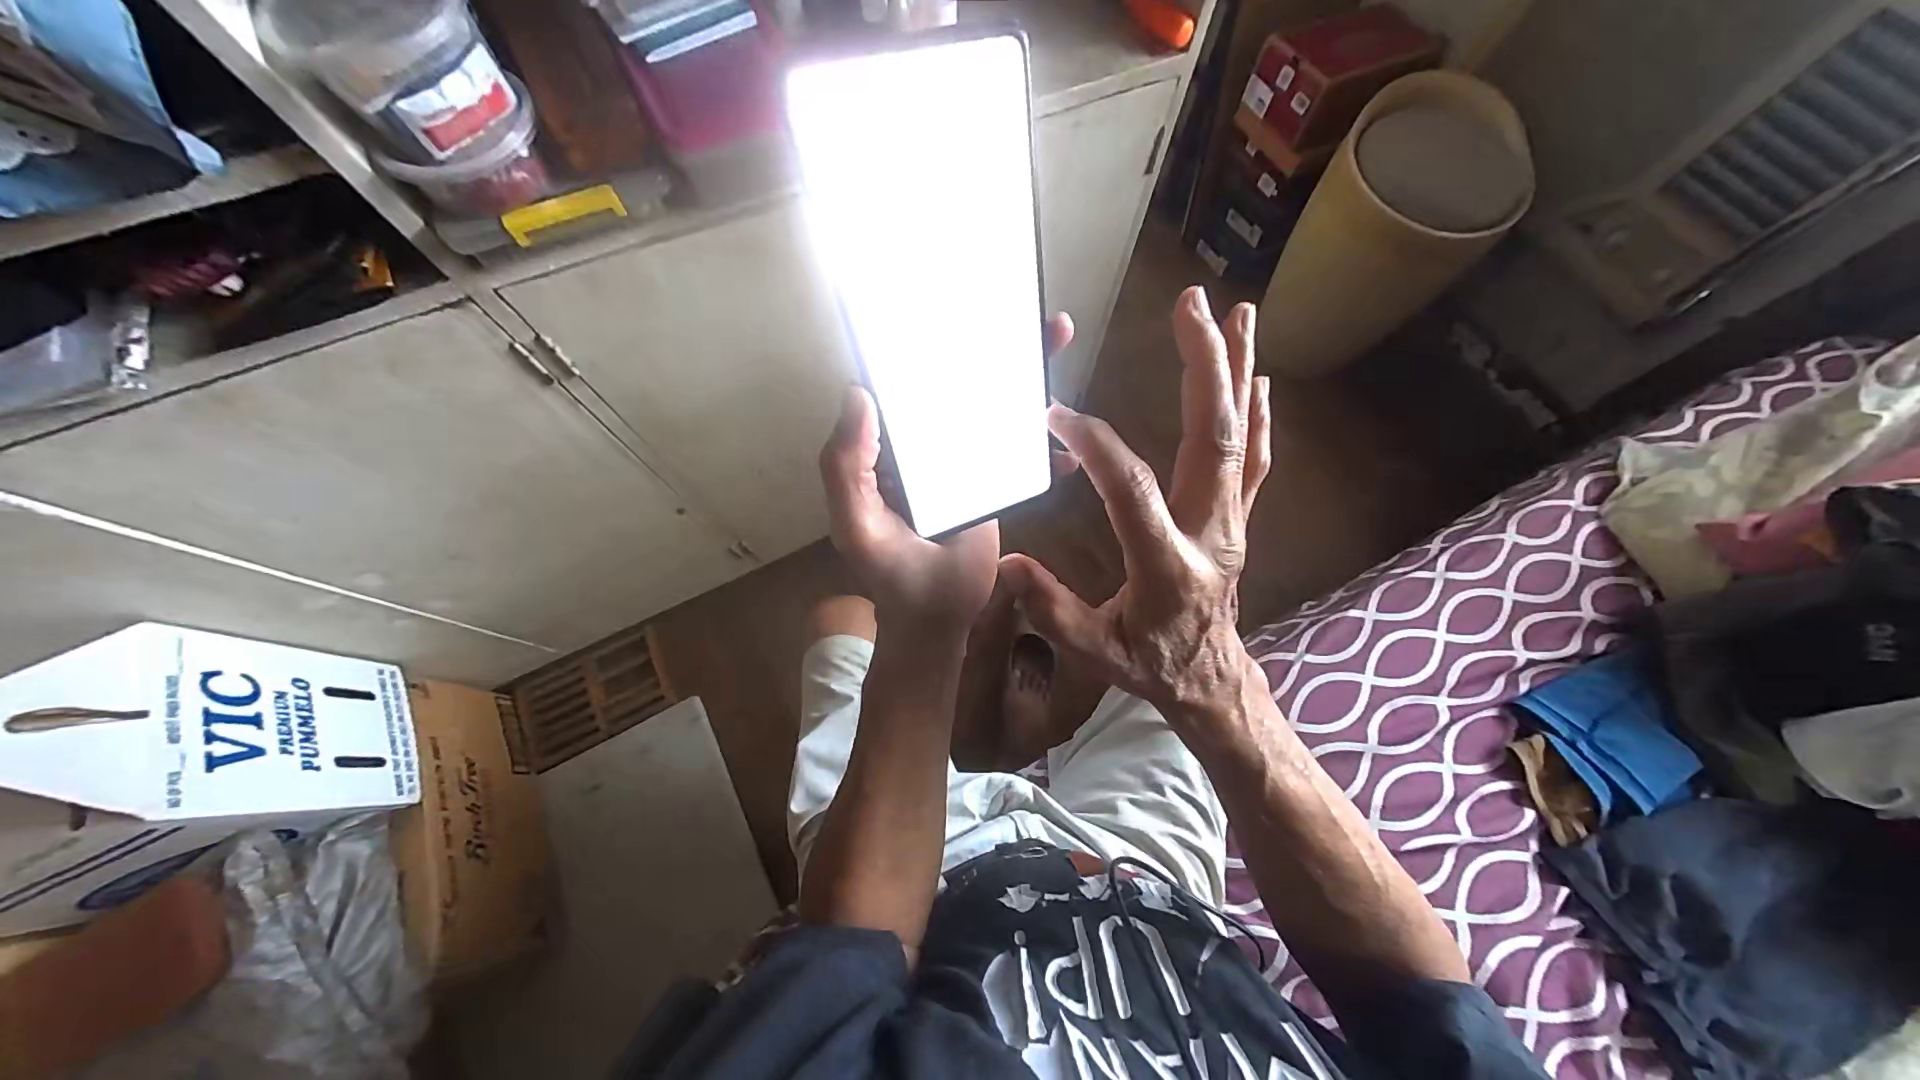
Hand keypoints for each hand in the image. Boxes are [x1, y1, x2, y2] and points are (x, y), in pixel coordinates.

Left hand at [820, 314, 1073, 634]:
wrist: (937, 617)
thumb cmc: (889, 572)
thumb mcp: (855, 523)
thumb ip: (847, 465)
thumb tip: (859, 393)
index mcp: (890, 445)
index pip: (907, 383)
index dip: (926, 342)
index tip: (953, 301)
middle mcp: (927, 445)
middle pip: (959, 385)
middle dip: (990, 347)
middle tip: (1021, 310)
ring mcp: (964, 462)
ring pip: (994, 411)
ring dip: (1024, 381)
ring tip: (1054, 338)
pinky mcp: (996, 484)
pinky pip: (1020, 452)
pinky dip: (1044, 444)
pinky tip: (1064, 440)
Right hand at [1001, 287, 1270, 731]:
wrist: (1212, 680)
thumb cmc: (1152, 664)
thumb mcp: (1095, 650)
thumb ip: (1052, 609)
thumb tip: (1011, 563)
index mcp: (1167, 563)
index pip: (1132, 488)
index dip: (1096, 445)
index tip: (1058, 417)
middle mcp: (1209, 531)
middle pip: (1211, 439)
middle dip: (1203, 367)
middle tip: (1193, 306)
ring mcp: (1231, 521)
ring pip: (1239, 437)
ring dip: (1238, 371)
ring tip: (1239, 312)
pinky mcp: (1237, 519)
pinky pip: (1253, 458)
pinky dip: (1256, 413)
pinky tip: (1258, 377)